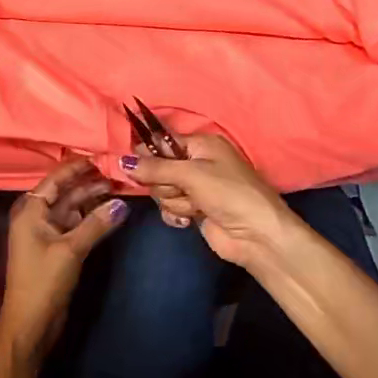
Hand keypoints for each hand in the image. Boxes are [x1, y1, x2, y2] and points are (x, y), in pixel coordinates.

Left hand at [0, 159, 126, 359]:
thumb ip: (96, 224)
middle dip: (88, 182)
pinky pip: (75, 223)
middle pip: (64, 192)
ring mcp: (46, 232)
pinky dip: (90, 217)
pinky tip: (110, 211)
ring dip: (92, 199)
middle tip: (118, 171)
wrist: (31, 322)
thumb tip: (122, 202)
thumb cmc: (43, 281)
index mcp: (30, 210)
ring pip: (71, 207)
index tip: (102, 155)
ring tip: (119, 187)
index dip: (77, 167)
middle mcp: (35, 216)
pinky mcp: (56, 247)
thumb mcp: (71, 249)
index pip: (55, 179)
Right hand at [123, 133, 298, 268]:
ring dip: (174, 201)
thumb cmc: (229, 193)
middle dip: (165, 184)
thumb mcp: (192, 174)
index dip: (148, 154)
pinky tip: (189, 220)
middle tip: (182, 190)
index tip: (136, 165)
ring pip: (161, 191)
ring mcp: (194, 188)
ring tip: (194, 207)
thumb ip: (154, 167)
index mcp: (201, 144)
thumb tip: (120, 160)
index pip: (162, 142)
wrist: (256, 235)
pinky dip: (176, 214)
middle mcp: (196, 163)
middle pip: (157, 169)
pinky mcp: (192, 210)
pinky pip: (168, 207)